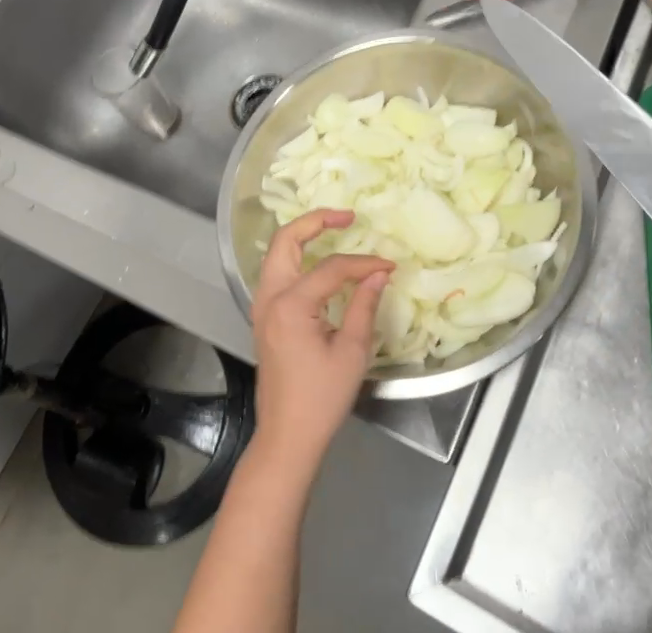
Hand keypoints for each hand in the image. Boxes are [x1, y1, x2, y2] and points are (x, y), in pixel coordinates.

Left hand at [250, 209, 393, 461]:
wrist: (288, 434)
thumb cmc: (322, 398)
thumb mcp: (352, 351)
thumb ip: (364, 305)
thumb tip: (379, 273)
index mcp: (290, 305)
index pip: (332, 268)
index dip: (364, 263)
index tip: (390, 267)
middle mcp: (269, 298)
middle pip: (286, 241)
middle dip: (315, 221)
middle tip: (348, 216)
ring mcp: (262, 307)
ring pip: (276, 254)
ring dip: (303, 236)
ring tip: (334, 229)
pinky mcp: (264, 318)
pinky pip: (277, 273)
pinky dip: (297, 257)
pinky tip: (319, 261)